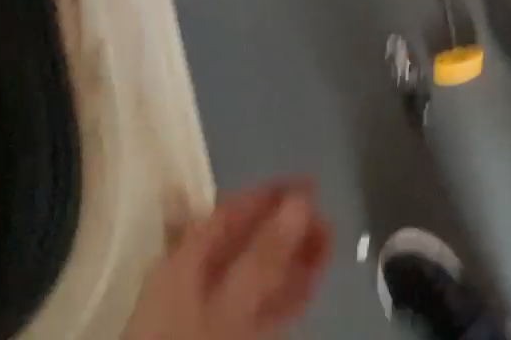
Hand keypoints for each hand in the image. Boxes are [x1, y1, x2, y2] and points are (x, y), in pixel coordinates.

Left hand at [124, 179, 331, 339]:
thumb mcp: (230, 307)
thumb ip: (265, 254)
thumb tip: (301, 201)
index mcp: (184, 263)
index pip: (231, 212)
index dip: (272, 194)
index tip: (313, 186)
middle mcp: (190, 281)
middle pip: (243, 241)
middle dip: (286, 230)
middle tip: (326, 228)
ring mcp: (202, 315)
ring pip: (252, 274)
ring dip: (289, 261)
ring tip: (325, 255)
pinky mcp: (218, 337)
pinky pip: (253, 306)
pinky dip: (280, 294)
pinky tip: (306, 292)